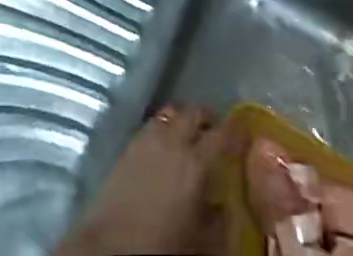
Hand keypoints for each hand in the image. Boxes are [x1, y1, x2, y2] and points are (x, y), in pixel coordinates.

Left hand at [56, 104, 230, 255]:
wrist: (105, 252)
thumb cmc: (159, 248)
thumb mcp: (201, 242)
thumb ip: (219, 219)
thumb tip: (226, 204)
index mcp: (197, 162)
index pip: (226, 132)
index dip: (239, 130)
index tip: (246, 133)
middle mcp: (174, 142)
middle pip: (195, 111)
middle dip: (208, 118)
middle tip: (215, 133)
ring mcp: (146, 141)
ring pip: (170, 112)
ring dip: (182, 119)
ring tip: (187, 136)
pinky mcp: (125, 150)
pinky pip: (150, 126)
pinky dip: (161, 130)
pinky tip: (162, 149)